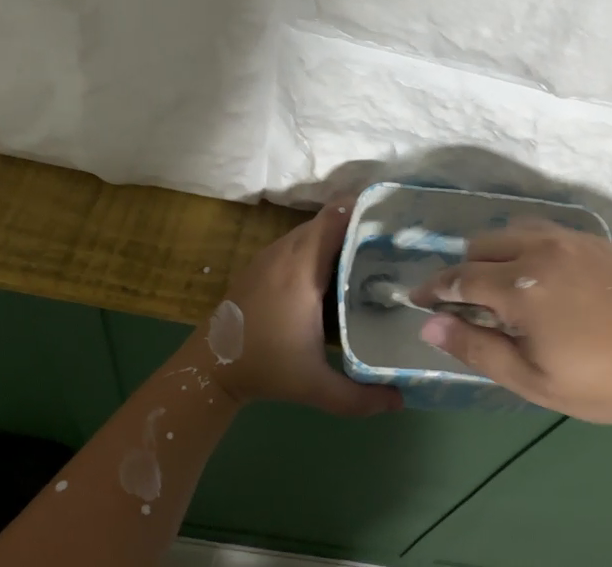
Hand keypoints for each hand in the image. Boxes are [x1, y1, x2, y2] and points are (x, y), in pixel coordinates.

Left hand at [206, 200, 403, 416]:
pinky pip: (298, 242)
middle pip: (330, 220)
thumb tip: (401, 400)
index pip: (336, 216)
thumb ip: (360, 397)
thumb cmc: (266, 368)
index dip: (365, 211)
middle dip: (359, 226)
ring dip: (338, 238)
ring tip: (369, 258)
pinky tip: (333, 275)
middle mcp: (287, 251)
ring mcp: (271, 254)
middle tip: (390, 245)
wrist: (210, 368)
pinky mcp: (262, 263)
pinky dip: (318, 248)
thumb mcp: (316, 387)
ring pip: (313, 231)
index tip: (393, 223)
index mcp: (303, 268)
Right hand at [410, 220, 611, 427]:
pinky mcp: (592, 239)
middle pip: (481, 247)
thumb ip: (476, 348)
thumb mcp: (532, 380)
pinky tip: (535, 275)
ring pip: (511, 232)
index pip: (461, 279)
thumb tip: (429, 326)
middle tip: (463, 304)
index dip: (434, 289)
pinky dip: (523, 246)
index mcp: (522, 288)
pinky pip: (542, 230)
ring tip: (498, 288)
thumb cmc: (602, 383)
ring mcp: (569, 239)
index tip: (416, 299)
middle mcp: (540, 250)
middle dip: (463, 271)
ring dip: (493, 253)